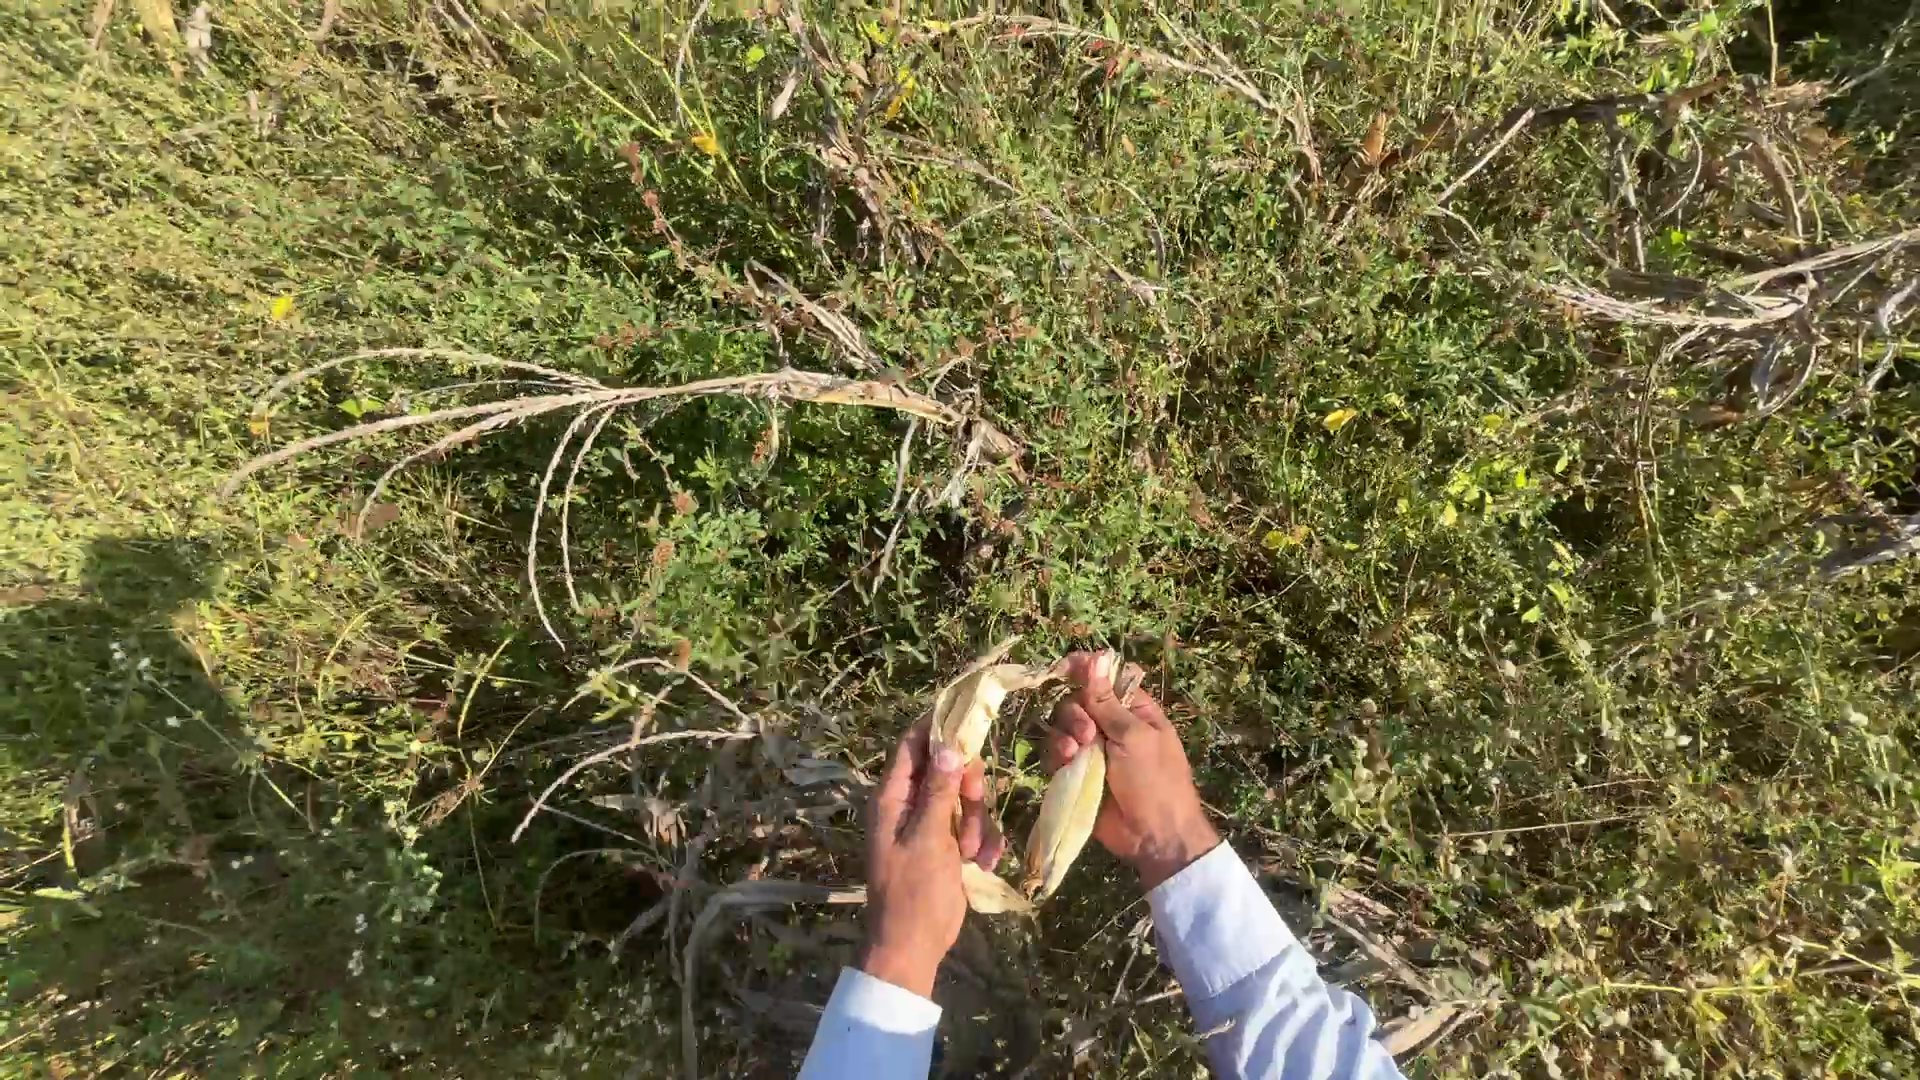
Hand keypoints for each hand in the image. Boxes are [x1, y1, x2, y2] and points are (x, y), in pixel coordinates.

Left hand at [860, 723, 999, 997]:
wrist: (913, 946)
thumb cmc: (913, 891)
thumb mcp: (927, 837)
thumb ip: (938, 791)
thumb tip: (948, 747)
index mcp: (893, 797)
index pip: (912, 746)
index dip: (935, 728)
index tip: (965, 717)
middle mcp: (909, 804)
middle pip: (945, 768)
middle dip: (965, 786)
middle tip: (974, 799)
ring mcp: (930, 824)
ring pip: (963, 798)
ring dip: (975, 822)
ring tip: (970, 851)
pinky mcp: (948, 843)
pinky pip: (971, 825)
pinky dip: (980, 841)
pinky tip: (981, 862)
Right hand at [1046, 651, 1219, 889]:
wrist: (1153, 836)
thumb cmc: (1155, 781)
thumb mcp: (1135, 736)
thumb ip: (1108, 701)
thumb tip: (1097, 657)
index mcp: (1134, 710)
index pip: (1106, 678)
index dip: (1086, 669)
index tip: (1066, 667)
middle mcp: (1111, 725)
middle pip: (1078, 700)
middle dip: (1077, 713)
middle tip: (1088, 734)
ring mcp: (1093, 749)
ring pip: (1064, 726)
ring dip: (1066, 734)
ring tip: (1077, 753)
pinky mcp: (1077, 772)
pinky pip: (1057, 753)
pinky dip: (1058, 754)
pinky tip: (1067, 763)